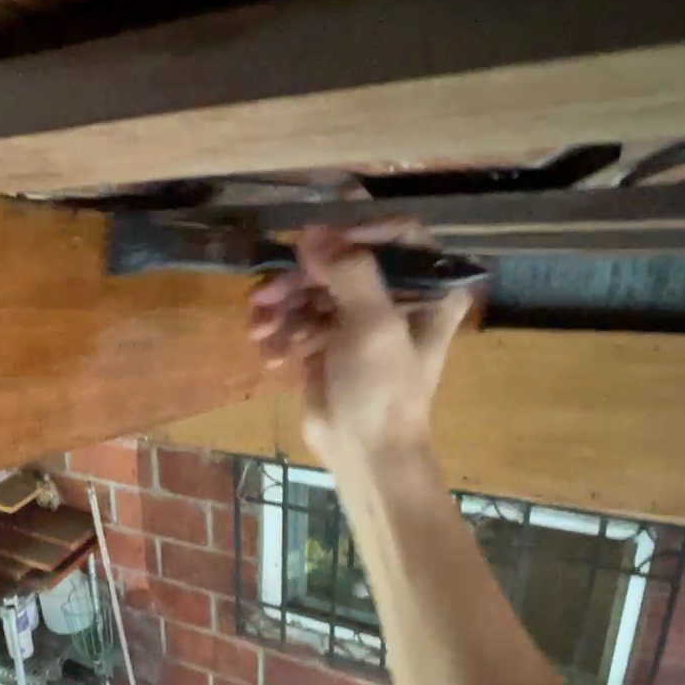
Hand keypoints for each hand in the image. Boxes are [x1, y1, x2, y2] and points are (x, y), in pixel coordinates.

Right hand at [248, 222, 472, 465]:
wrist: (364, 452)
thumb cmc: (382, 391)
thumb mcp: (372, 326)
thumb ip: (349, 273)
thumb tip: (311, 232)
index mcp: (426, 287)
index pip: (395, 235)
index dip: (352, 233)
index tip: (311, 246)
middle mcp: (395, 296)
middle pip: (340, 264)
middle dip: (299, 281)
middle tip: (266, 296)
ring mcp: (358, 320)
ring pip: (312, 291)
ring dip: (280, 309)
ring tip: (258, 330)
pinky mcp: (328, 342)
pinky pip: (298, 320)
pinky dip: (280, 333)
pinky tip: (270, 353)